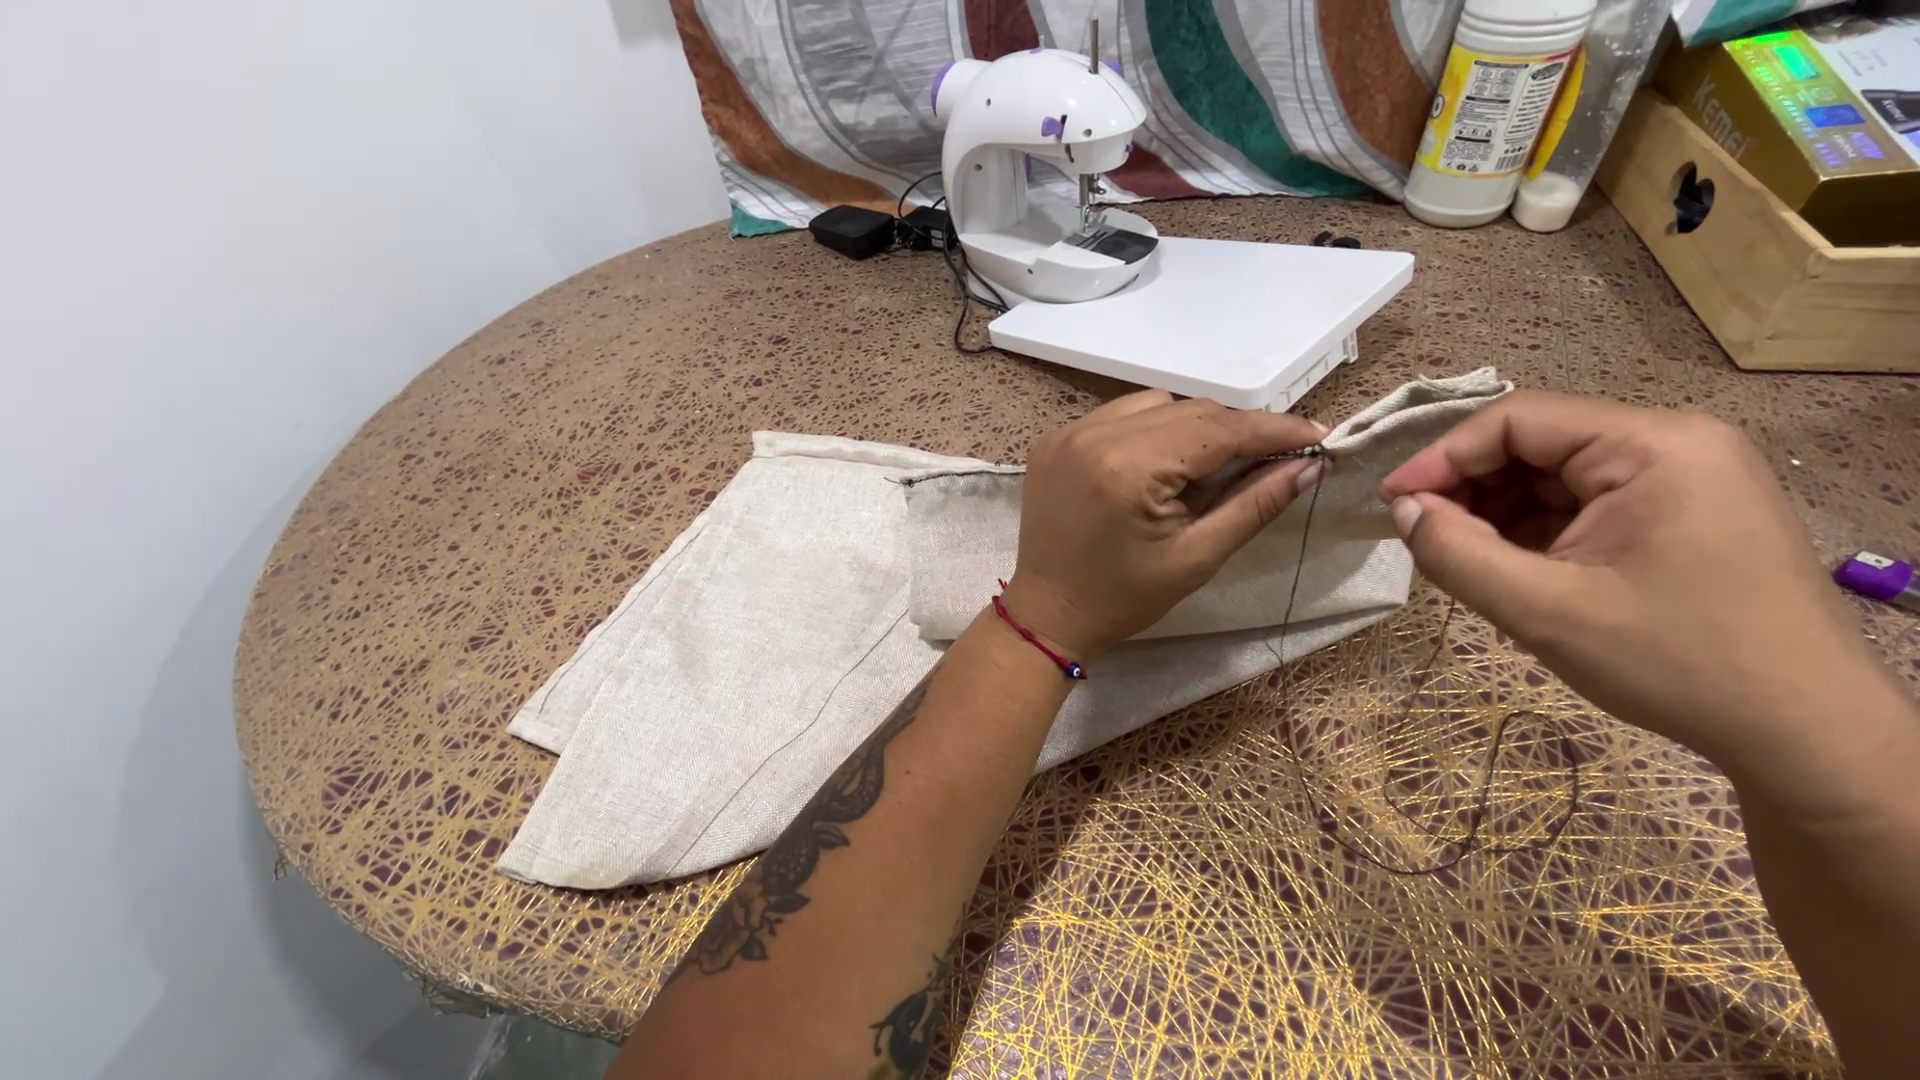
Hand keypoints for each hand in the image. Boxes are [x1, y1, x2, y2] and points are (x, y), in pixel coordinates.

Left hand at [1000, 391, 1324, 660]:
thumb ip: (1254, 505)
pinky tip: (1161, 464)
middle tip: (1273, 456)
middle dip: (1236, 430)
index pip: (1217, 429)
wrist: (1048, 613)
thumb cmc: (1124, 597)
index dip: (1272, 429)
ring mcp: (1067, 433)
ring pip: (1155, 405)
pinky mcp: (1054, 439)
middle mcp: (1093, 435)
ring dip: (1193, 427)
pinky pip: (1118, 416)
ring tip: (1210, 467)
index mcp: (1128, 467)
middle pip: (1189, 410)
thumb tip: (1309, 466)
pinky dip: (1150, 430)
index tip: (1317, 435)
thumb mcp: (1197, 557)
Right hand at [1378, 390, 1894, 772]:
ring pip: (1555, 478)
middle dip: (1470, 489)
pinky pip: (1583, 505)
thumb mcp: (1543, 610)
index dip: (1443, 456)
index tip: (1392, 502)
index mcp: (1653, 446)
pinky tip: (1510, 570)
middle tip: (1422, 536)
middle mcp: (1672, 445)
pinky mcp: (1681, 515)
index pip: (1518, 419)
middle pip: (1536, 445)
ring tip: (1463, 561)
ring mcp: (1683, 479)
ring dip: (1498, 514)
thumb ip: (1456, 553)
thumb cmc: (1675, 662)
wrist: (1802, 734)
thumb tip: (1402, 510)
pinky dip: (1534, 532)